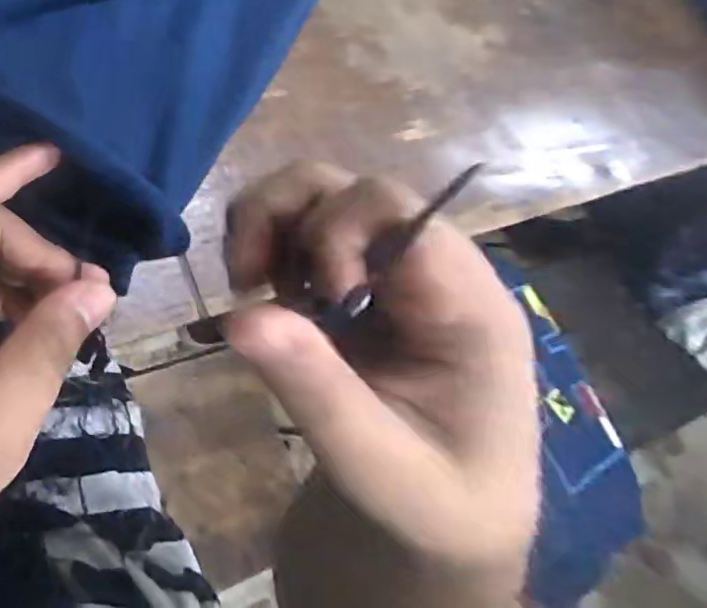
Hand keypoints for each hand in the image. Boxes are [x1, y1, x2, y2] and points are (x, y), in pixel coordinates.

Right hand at [223, 163, 538, 604]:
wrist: (429, 520)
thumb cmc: (428, 505)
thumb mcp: (378, 468)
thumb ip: (319, 392)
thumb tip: (241, 317)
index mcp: (465, 304)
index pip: (398, 212)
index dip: (337, 235)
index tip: (313, 304)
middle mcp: (427, 267)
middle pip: (346, 187)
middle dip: (283, 218)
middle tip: (250, 282)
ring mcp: (383, 264)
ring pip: (312, 189)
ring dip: (264, 222)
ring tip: (249, 285)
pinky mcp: (348, 270)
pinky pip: (294, 217)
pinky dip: (259, 235)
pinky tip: (259, 288)